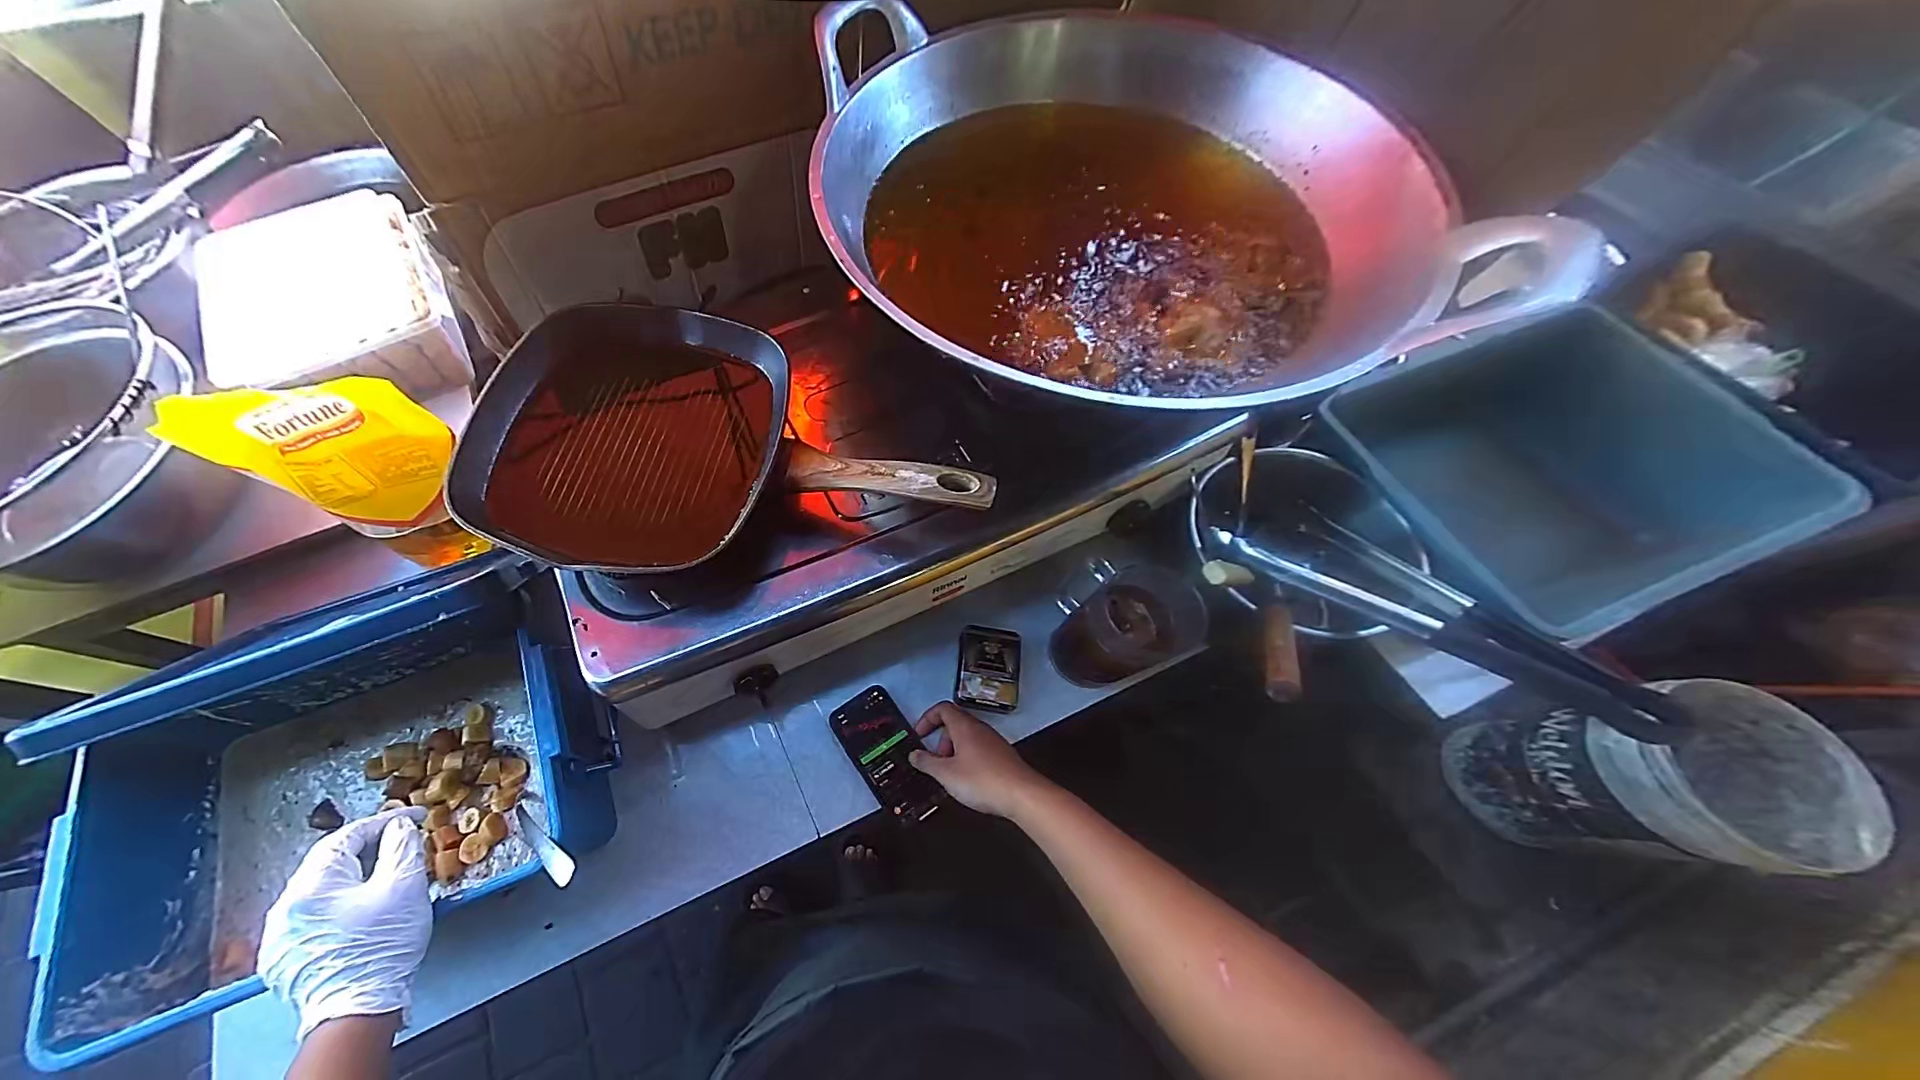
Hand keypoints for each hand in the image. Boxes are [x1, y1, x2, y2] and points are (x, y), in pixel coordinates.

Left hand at [259, 807, 431, 1040]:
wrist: (357, 1008)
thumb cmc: (383, 943)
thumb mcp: (404, 886)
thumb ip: (401, 847)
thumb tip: (399, 826)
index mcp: (311, 887)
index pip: (346, 837)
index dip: (384, 821)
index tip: (414, 816)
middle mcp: (285, 908)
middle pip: (330, 862)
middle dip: (369, 846)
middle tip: (403, 839)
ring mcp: (279, 934)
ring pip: (322, 887)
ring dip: (355, 873)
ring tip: (387, 870)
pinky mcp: (283, 955)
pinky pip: (314, 912)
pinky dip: (341, 898)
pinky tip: (363, 904)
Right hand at [909, 701, 1057, 818]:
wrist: (1021, 794)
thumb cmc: (988, 780)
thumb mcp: (946, 774)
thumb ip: (927, 763)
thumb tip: (916, 755)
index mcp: (965, 727)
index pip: (943, 708)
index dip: (927, 718)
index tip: (920, 733)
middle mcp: (980, 729)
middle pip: (954, 722)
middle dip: (940, 740)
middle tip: (934, 759)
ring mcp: (993, 741)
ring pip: (967, 737)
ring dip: (953, 751)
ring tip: (950, 773)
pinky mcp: (1001, 755)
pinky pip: (978, 749)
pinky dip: (967, 759)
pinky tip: (967, 779)